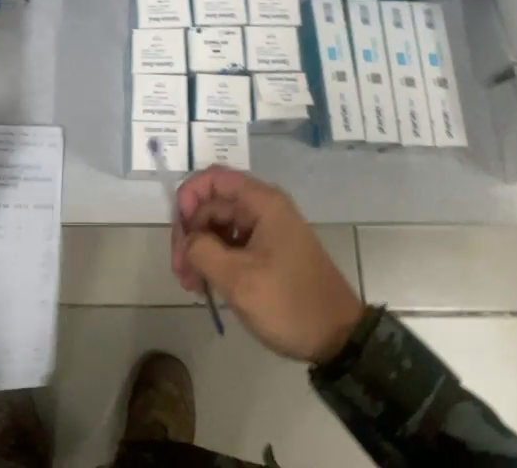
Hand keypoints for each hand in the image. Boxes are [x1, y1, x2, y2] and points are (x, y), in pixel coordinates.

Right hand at [171, 167, 365, 363]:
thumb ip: (202, 250)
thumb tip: (188, 239)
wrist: (337, 337)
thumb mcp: (238, 279)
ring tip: (192, 286)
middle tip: (180, 272)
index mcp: (262, 203)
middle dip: (190, 233)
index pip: (214, 178)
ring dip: (199, 250)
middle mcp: (264, 208)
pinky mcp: (267, 251)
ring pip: (219, 226)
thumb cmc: (289, 303)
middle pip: (212, 204)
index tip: (179, 231)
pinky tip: (207, 286)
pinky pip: (231, 243)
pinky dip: (215, 260)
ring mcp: (266, 230)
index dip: (189, 196)